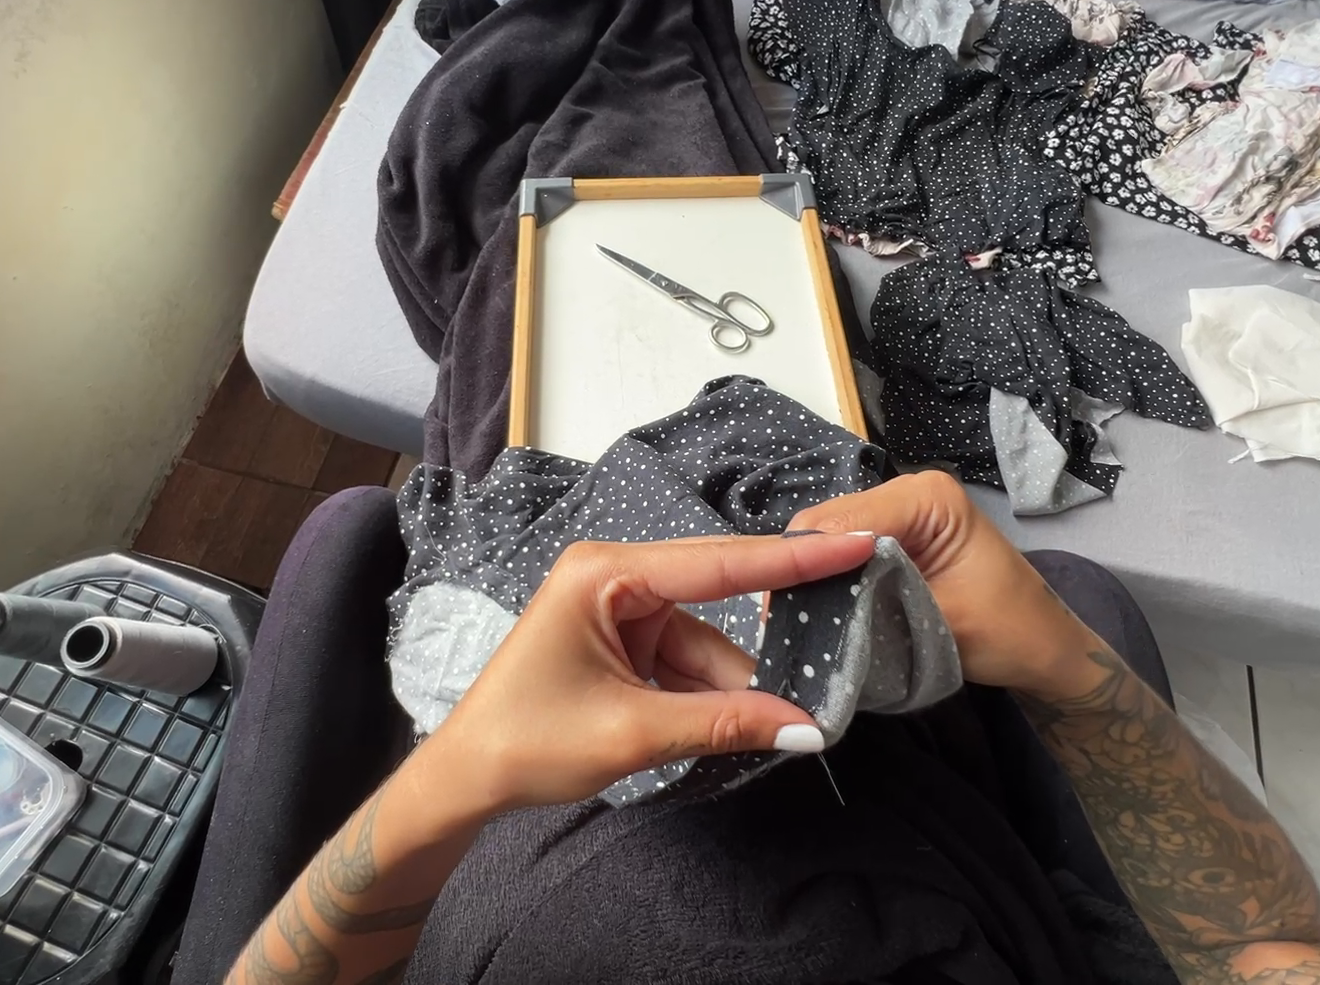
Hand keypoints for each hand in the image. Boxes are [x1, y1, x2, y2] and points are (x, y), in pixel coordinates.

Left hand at [413, 534, 876, 816]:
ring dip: (733, 682)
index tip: (851, 542)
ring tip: (779, 721)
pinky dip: (708, 691)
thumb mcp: (634, 731)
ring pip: (704, 638)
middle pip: (714, 591)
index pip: (714, 562)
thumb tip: (807, 727)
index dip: (789, 558)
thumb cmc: (530, 740)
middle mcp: (615, 575)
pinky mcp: (623, 637)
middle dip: (769, 617)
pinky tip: (732, 723)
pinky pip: (683, 658)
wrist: (468, 777)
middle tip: (844, 605)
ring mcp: (620, 607)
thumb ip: (723, 722)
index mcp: (606, 572)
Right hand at [788, 470, 1099, 697]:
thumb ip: (870, 605)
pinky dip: (829, 576)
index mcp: (925, 497)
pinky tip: (820, 605)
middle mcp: (907, 489)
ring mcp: (900, 509)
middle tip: (783, 619)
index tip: (783, 613)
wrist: (1048, 650)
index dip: (807, 564)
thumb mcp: (937, 620)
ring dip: (814, 575)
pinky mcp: (895, 531)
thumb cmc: (1007, 633)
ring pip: (829, 536)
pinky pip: (844, 548)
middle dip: (804, 569)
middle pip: (827, 522)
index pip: (840, 521)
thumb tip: (802, 610)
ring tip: (796, 616)